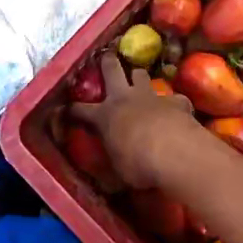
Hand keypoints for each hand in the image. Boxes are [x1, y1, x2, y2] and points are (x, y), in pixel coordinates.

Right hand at [68, 51, 203, 189]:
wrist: (174, 152)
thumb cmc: (138, 164)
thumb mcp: (118, 173)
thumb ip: (111, 173)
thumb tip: (105, 186)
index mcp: (104, 116)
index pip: (80, 110)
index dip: (71, 109)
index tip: (65, 109)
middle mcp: (124, 98)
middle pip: (112, 69)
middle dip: (107, 61)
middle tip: (107, 56)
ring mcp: (151, 96)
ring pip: (141, 74)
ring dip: (139, 77)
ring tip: (139, 80)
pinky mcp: (175, 101)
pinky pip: (174, 98)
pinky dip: (174, 103)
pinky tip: (177, 110)